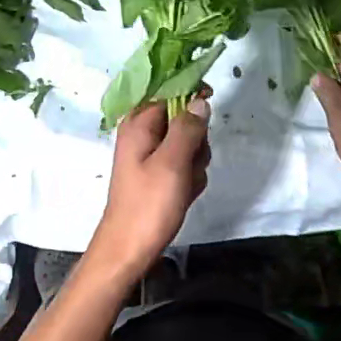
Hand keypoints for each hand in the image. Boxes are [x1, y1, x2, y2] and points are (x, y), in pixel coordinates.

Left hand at [87, 90, 211, 279]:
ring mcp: (150, 154)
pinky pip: (184, 164)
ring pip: (188, 143)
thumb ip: (187, 128)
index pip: (168, 90)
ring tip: (185, 184)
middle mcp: (142, 132)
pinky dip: (189, 177)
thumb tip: (200, 100)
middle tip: (190, 162)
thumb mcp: (172, 163)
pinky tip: (184, 194)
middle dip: (196, 139)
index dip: (191, 93)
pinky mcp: (157, 173)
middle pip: (183, 118)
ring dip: (195, 162)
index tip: (211, 100)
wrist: (129, 250)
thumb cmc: (148, 205)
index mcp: (138, 122)